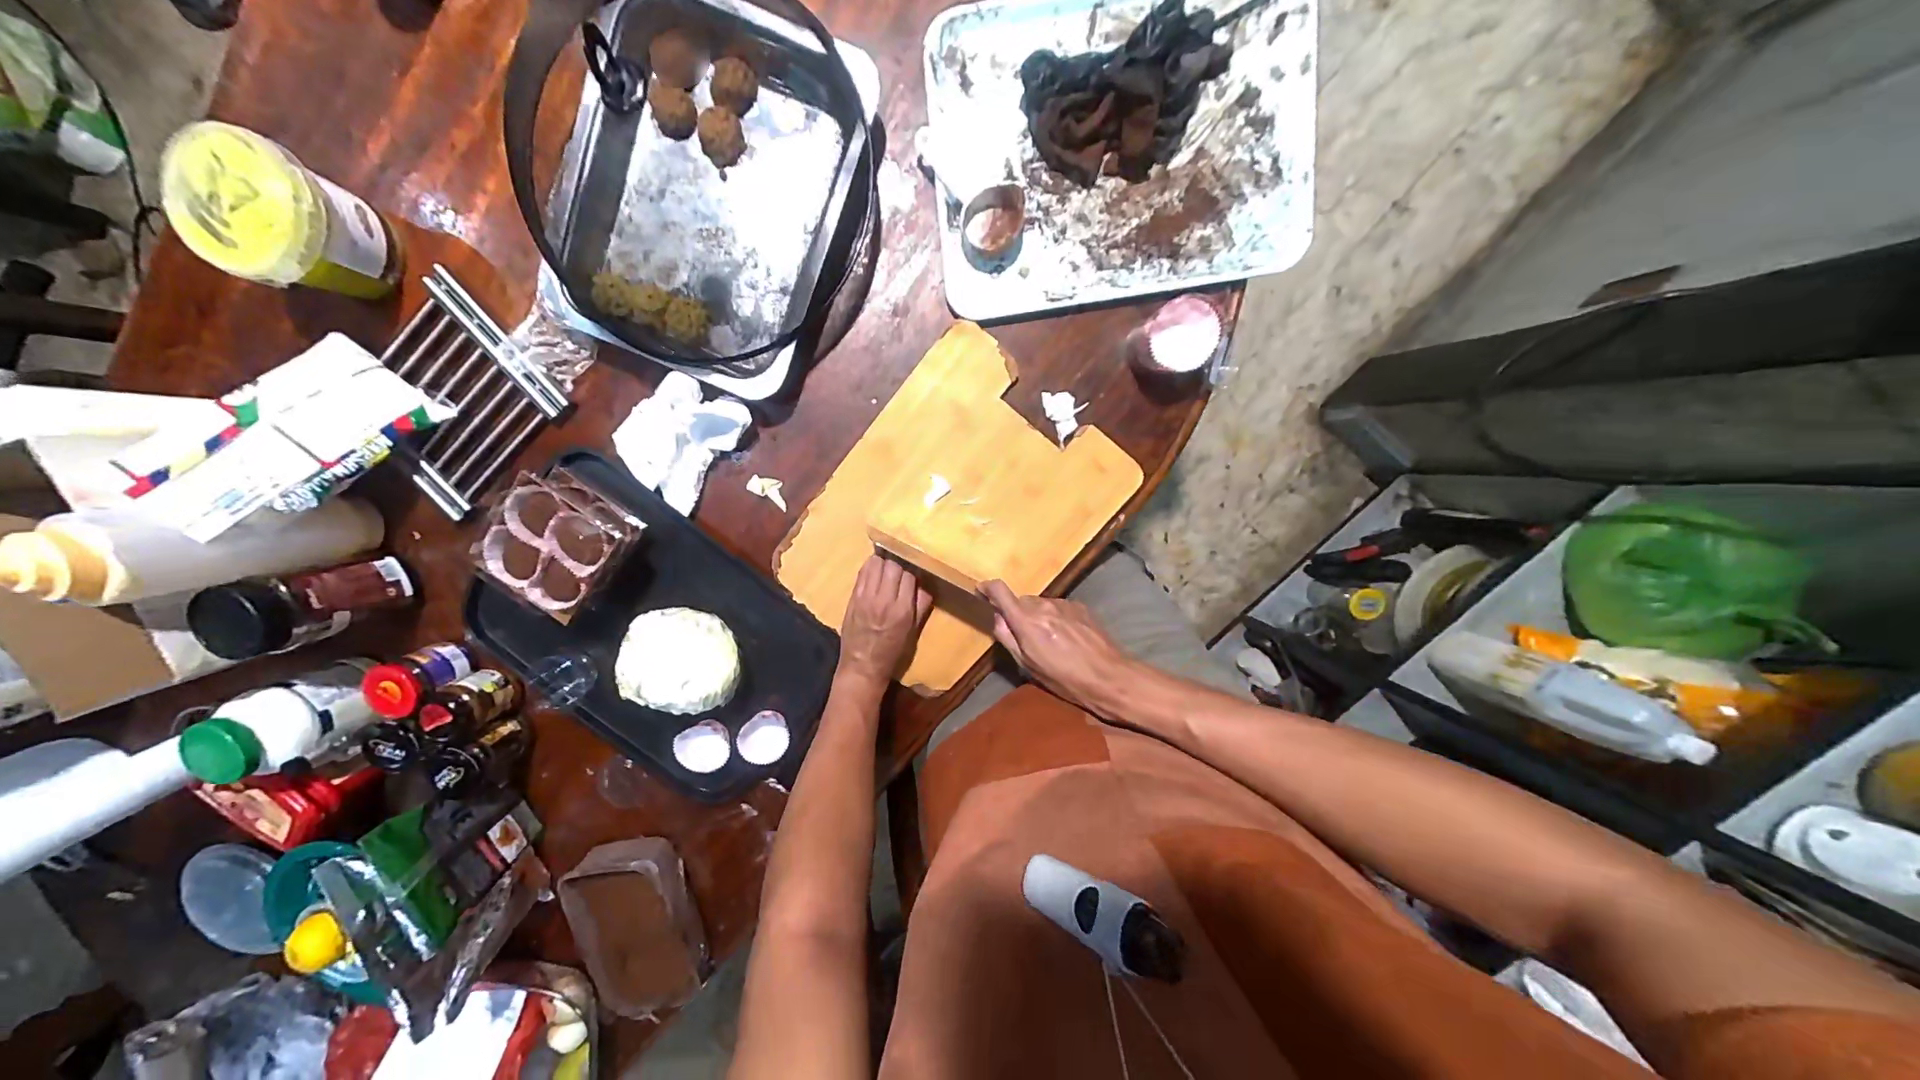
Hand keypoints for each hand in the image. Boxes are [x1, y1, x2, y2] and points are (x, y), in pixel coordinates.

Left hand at [837, 554, 932, 685]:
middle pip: (893, 564)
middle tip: (900, 568)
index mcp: (903, 610)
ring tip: (887, 567)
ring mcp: (866, 597)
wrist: (862, 666)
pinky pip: (862, 571)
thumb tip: (924, 583)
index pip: (910, 575)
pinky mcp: (853, 596)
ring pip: (876, 563)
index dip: (913, 570)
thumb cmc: (892, 652)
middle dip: (899, 563)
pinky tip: (875, 571)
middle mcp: (884, 600)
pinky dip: (871, 567)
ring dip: (884, 562)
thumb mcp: (914, 631)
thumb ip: (921, 605)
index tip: (914, 571)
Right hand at [979, 580, 1136, 715]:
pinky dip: (1055, 618)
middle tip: (1023, 638)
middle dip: (1018, 614)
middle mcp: (1044, 605)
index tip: (981, 591)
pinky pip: (1058, 608)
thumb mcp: (1028, 665)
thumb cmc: (1065, 679)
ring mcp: (1064, 604)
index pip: (1000, 591)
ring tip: (1049, 642)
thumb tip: (997, 618)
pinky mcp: (1080, 607)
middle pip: (1022, 601)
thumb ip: (1008, 638)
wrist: (1108, 676)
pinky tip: (1066, 639)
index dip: (987, 588)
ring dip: (1038, 617)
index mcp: (1026, 621)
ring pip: (1041, 605)